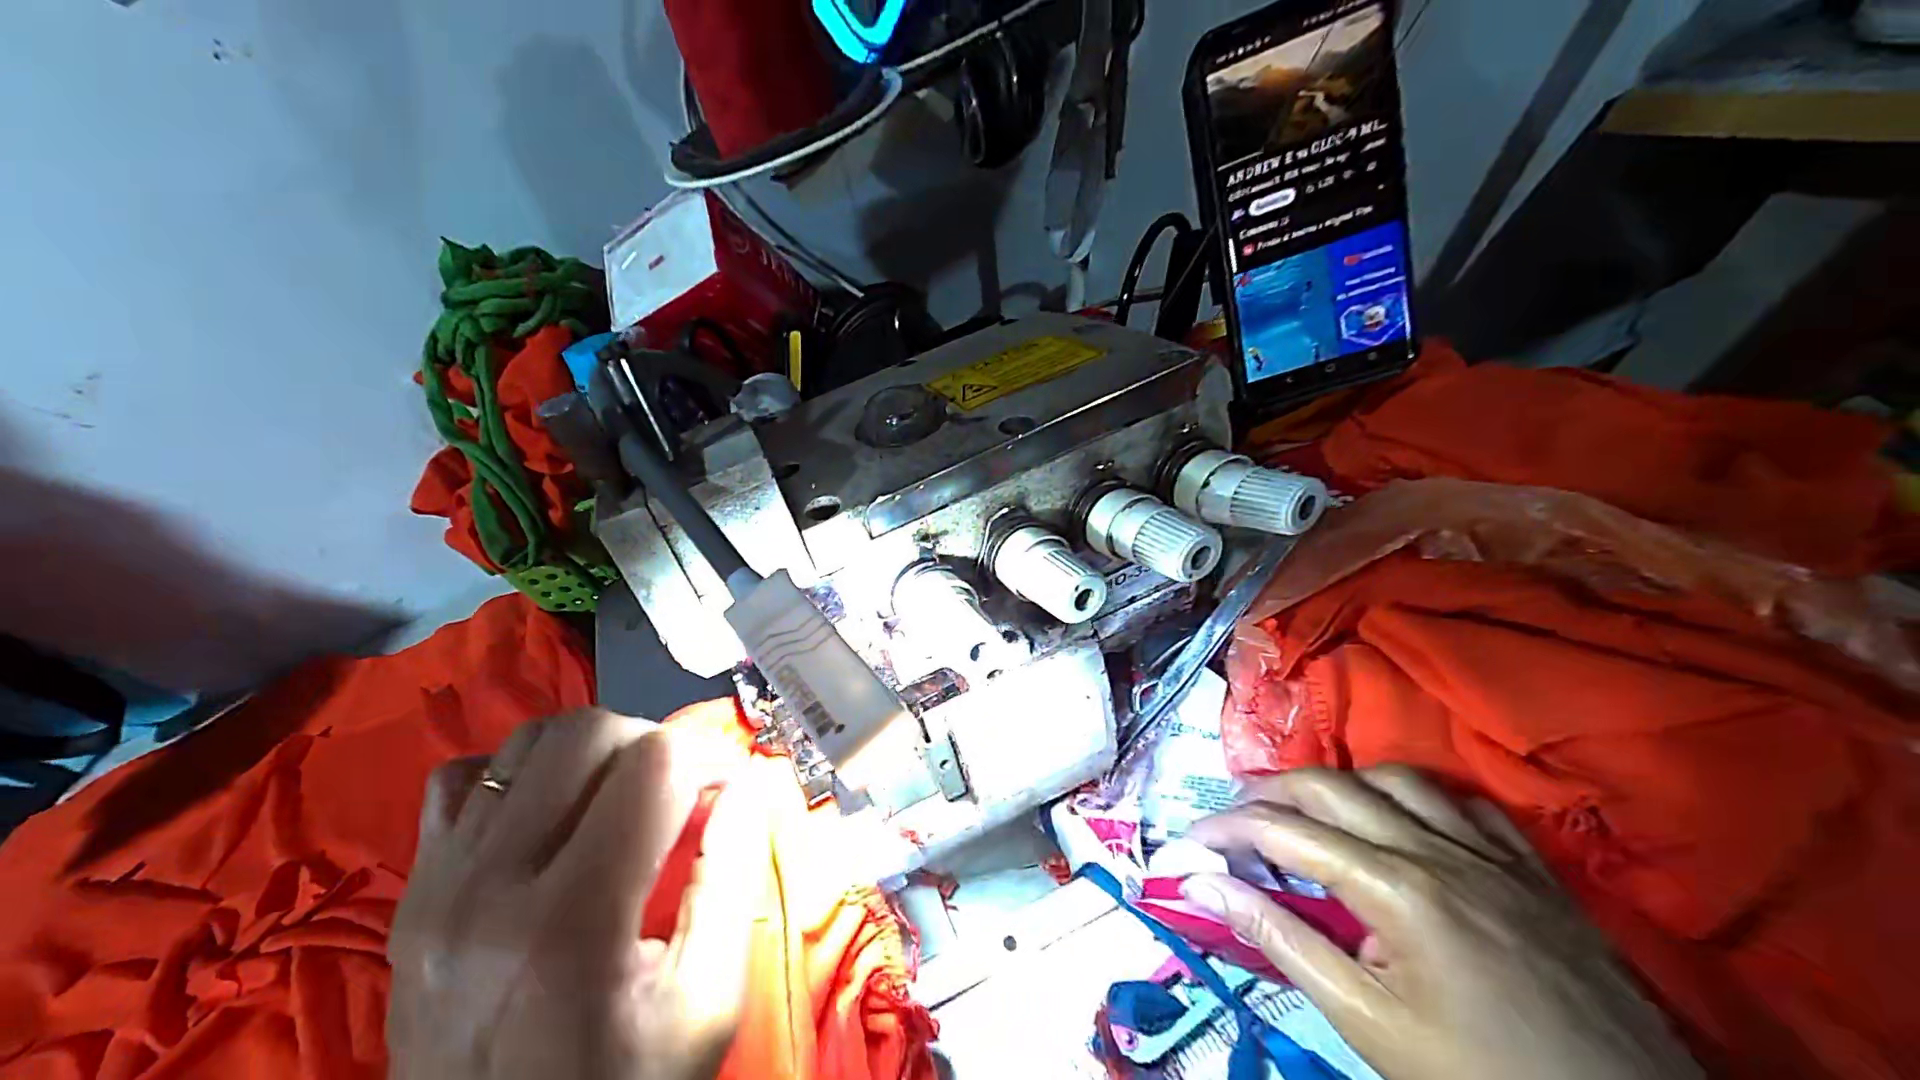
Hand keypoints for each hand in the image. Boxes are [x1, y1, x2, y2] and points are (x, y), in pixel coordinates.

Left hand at [387, 709, 767, 1079]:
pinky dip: (518, 773)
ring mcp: (436, 887)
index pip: (654, 766)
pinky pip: (460, 779)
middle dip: (653, 742)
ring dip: (594, 750)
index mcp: (572, 921)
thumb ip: (732, 875)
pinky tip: (550, 811)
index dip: (711, 756)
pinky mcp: (412, 894)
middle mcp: (489, 887)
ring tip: (623, 793)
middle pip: (586, 733)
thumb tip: (746, 785)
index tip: (731, 786)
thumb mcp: (706, 999)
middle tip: (681, 787)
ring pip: (525, 742)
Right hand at [1183, 767, 1699, 1079]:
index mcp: (1395, 887)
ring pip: (1395, 777)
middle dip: (1270, 791)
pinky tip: (1402, 822)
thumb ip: (1280, 940)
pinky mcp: (1531, 868)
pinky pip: (1464, 803)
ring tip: (1310, 812)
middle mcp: (1438, 848)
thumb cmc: (1479, 1076)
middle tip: (1235, 819)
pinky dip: (1415, 798)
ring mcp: (1491, 852)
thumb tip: (1204, 884)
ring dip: (1339, 785)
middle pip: (1332, 785)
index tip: (1191, 843)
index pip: (1285, 830)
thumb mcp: (1365, 1021)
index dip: (1227, 828)